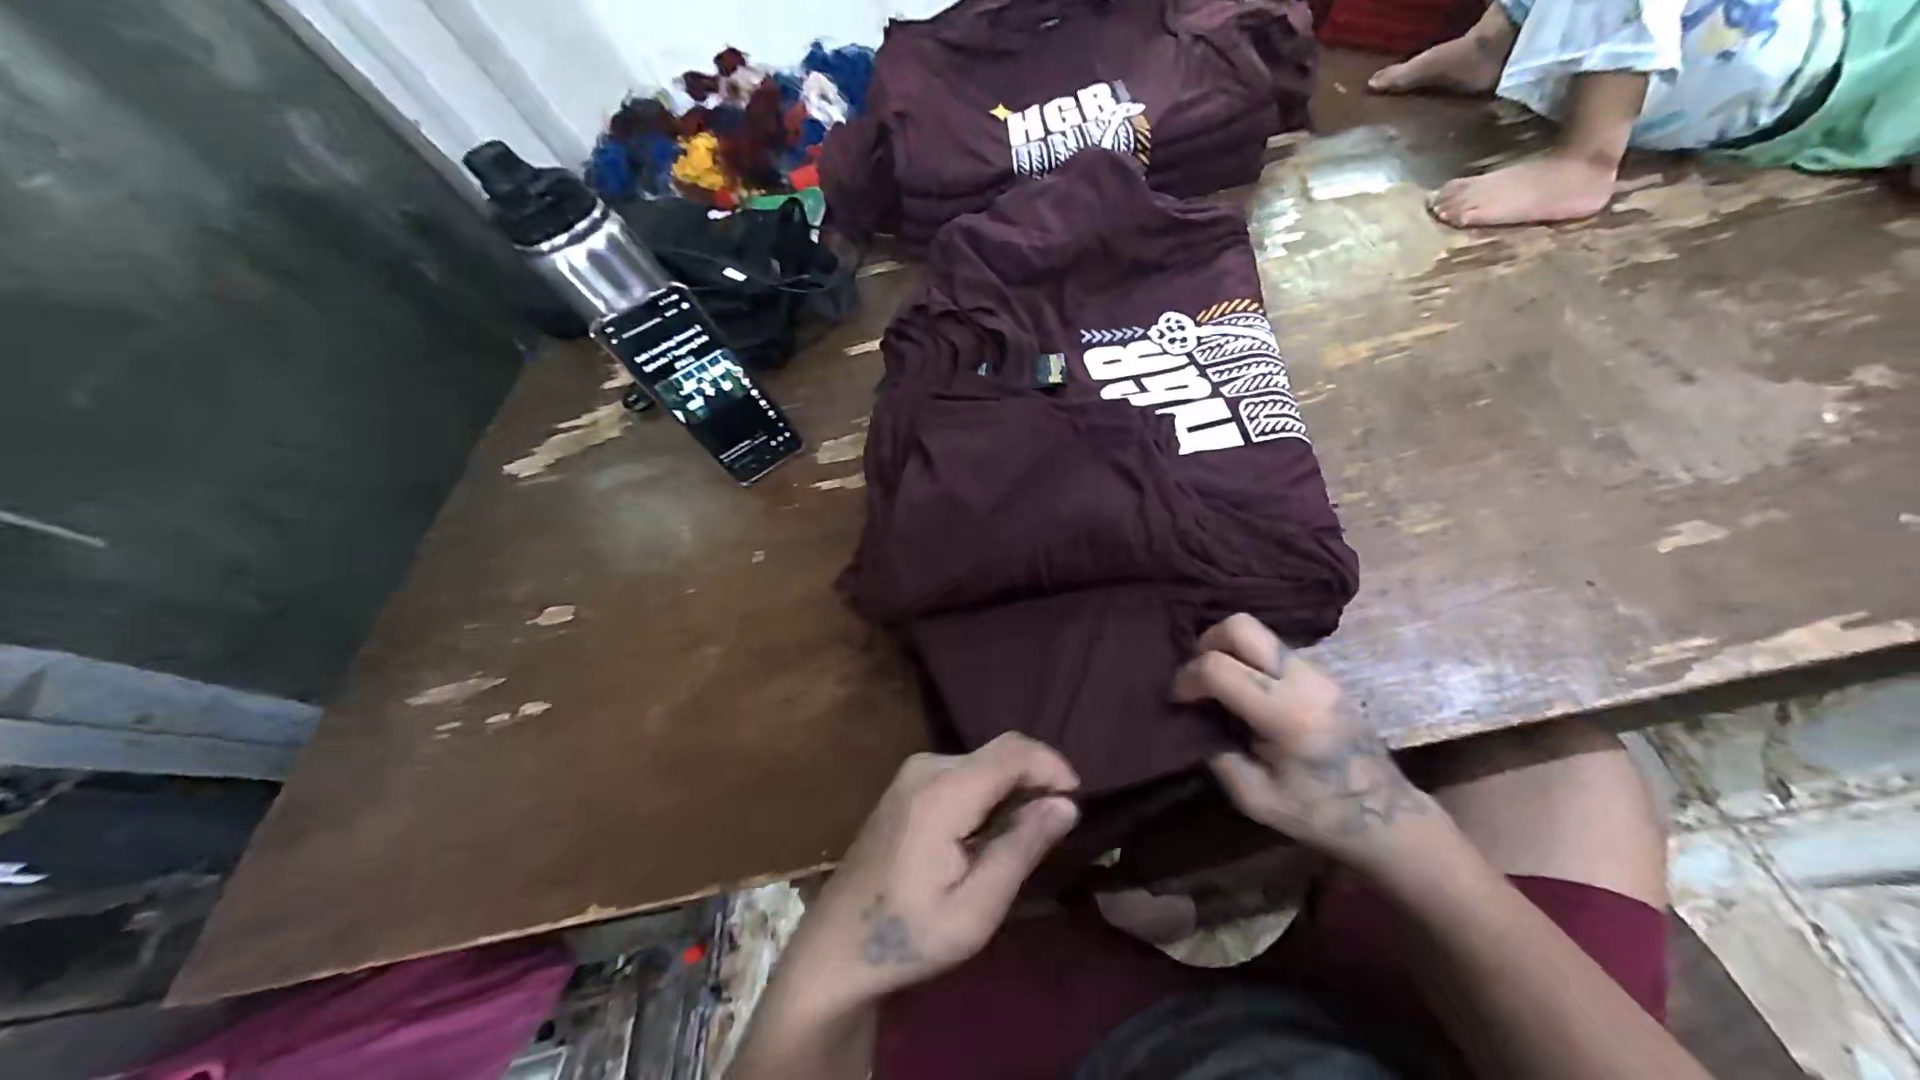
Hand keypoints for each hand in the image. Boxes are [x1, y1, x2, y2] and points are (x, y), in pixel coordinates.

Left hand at [779, 733, 1080, 1014]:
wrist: (837, 946)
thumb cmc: (909, 934)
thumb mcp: (977, 907)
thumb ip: (1022, 848)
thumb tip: (1067, 804)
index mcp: (943, 791)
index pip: (1014, 750)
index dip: (1053, 765)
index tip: (1079, 800)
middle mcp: (927, 767)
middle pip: (999, 754)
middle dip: (1035, 781)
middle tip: (1054, 830)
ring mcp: (912, 773)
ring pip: (983, 763)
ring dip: (1012, 790)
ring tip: (1024, 839)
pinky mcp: (907, 785)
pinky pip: (962, 774)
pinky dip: (989, 794)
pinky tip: (988, 835)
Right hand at [1173, 614, 1435, 867]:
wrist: (1389, 818)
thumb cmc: (1320, 815)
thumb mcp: (1254, 798)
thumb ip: (1217, 755)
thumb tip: (1194, 723)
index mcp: (1285, 713)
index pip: (1217, 667)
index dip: (1186, 679)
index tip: (1178, 701)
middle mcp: (1303, 680)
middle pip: (1240, 626)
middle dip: (1206, 644)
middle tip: (1198, 678)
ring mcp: (1318, 672)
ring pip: (1258, 633)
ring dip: (1229, 651)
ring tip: (1220, 687)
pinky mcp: (1324, 674)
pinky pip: (1275, 649)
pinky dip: (1249, 660)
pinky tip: (1247, 694)